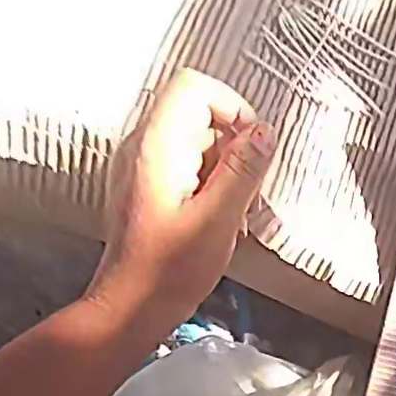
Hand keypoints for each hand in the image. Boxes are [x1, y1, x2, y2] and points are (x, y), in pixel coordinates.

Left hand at [88, 68, 277, 327]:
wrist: (132, 306)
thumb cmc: (169, 272)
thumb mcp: (217, 222)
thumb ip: (241, 173)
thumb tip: (264, 133)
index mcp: (156, 148)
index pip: (194, 88)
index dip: (232, 109)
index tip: (254, 149)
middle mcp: (143, 148)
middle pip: (198, 116)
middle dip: (233, 150)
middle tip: (245, 194)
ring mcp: (142, 168)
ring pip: (196, 145)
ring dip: (225, 174)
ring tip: (232, 216)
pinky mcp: (148, 190)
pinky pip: (187, 170)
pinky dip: (210, 189)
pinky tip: (217, 223)